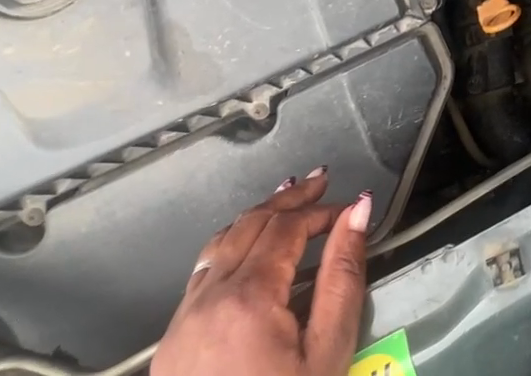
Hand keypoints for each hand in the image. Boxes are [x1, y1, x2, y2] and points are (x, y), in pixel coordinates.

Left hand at [153, 168, 371, 375]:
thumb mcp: (329, 351)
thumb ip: (345, 275)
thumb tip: (359, 211)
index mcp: (249, 296)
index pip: (287, 228)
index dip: (321, 210)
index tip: (352, 208)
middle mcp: (208, 297)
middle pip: (249, 225)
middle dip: (289, 200)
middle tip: (321, 180)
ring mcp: (182, 319)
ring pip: (218, 244)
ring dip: (256, 216)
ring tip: (286, 197)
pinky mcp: (171, 343)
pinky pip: (201, 272)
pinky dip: (230, 244)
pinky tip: (247, 246)